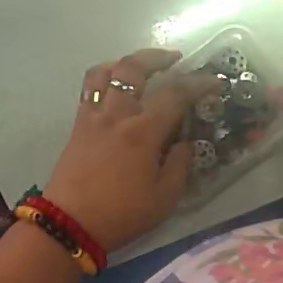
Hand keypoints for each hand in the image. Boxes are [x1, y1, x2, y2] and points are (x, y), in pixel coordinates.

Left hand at [43, 48, 216, 252]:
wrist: (69, 225)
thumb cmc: (121, 214)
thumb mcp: (164, 198)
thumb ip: (179, 166)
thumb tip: (185, 144)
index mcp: (142, 133)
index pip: (175, 95)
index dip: (198, 83)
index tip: (213, 81)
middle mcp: (116, 116)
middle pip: (132, 68)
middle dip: (156, 57)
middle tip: (174, 59)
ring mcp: (92, 118)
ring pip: (103, 73)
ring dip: (124, 62)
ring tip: (138, 67)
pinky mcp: (77, 127)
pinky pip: (88, 90)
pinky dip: (104, 80)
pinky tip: (115, 92)